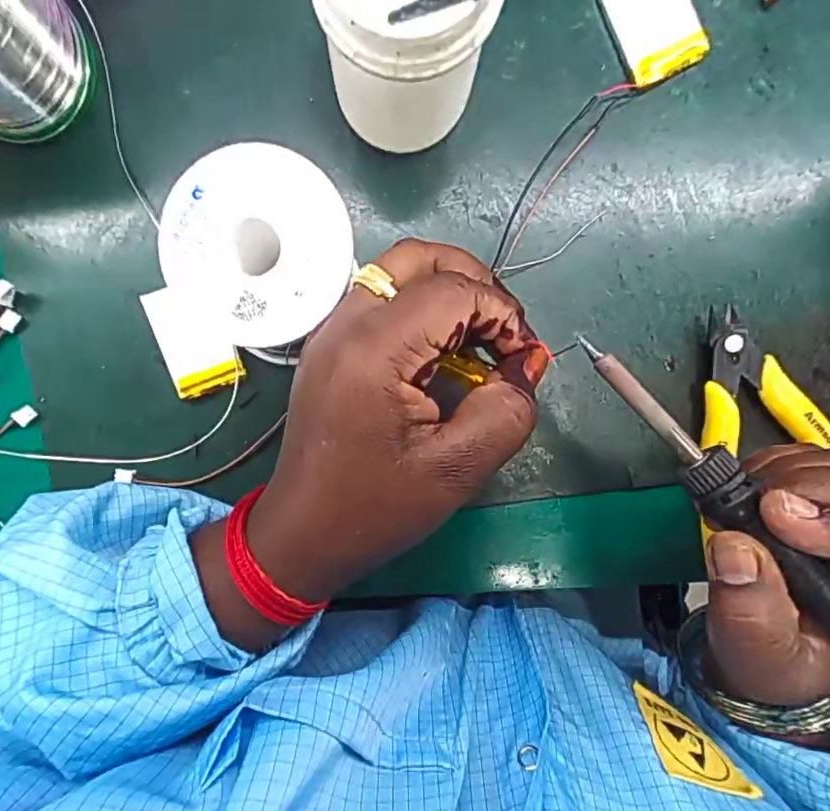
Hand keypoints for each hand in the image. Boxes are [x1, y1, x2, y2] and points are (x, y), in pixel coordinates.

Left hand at [194, 239, 549, 648]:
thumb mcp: (456, 470)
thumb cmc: (374, 510)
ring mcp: (327, 334)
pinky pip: (376, 303)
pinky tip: (436, 357)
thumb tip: (526, 364)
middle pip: (418, 258)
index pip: (454, 290)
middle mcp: (343, 326)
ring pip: (393, 274)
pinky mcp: (325, 350)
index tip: (522, 359)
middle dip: (474, 283)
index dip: (503, 315)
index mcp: (373, 350)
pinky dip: (416, 311)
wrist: (303, 533)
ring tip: (474, 343)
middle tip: (502, 335)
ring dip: (444, 292)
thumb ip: (507, 411)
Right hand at [703, 445, 829, 706]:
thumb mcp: (762, 660)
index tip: (780, 515)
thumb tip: (735, 547)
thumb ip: (751, 612)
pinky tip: (754, 489)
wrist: (767, 650)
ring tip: (744, 501)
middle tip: (749, 505)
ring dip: (795, 477)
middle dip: (814, 495)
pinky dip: (786, 467)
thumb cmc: (785, 666)